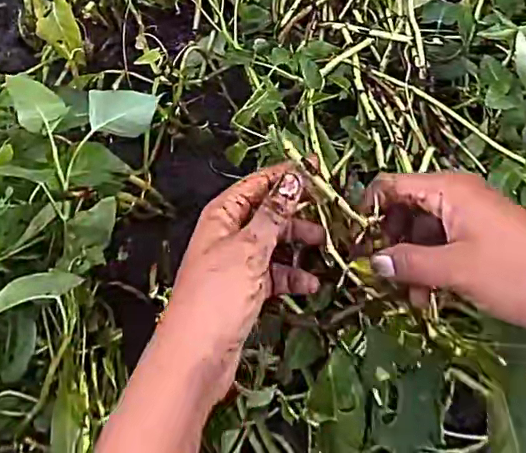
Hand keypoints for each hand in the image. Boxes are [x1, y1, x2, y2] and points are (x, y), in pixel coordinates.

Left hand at [155, 163, 323, 402]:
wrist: (195, 358)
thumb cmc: (217, 296)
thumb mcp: (249, 248)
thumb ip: (273, 213)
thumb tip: (292, 180)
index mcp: (223, 213)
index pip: (258, 183)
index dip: (287, 174)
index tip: (316, 167)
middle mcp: (229, 232)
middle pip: (269, 211)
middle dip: (298, 211)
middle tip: (330, 210)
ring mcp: (237, 262)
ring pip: (274, 243)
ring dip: (298, 244)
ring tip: (327, 246)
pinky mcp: (245, 289)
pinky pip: (273, 273)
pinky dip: (291, 275)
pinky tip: (311, 284)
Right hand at [360, 171, 525, 452]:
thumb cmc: (517, 274)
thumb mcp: (457, 272)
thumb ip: (410, 264)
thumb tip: (371, 262)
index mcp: (447, 188)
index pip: (390, 184)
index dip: (368, 210)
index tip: (356, 244)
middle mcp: (456, 191)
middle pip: (405, 206)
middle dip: (392, 240)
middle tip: (384, 278)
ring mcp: (472, 211)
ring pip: (425, 227)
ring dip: (413, 258)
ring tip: (414, 299)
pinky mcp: (484, 232)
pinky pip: (445, 239)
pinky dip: (434, 262)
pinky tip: (434, 296)